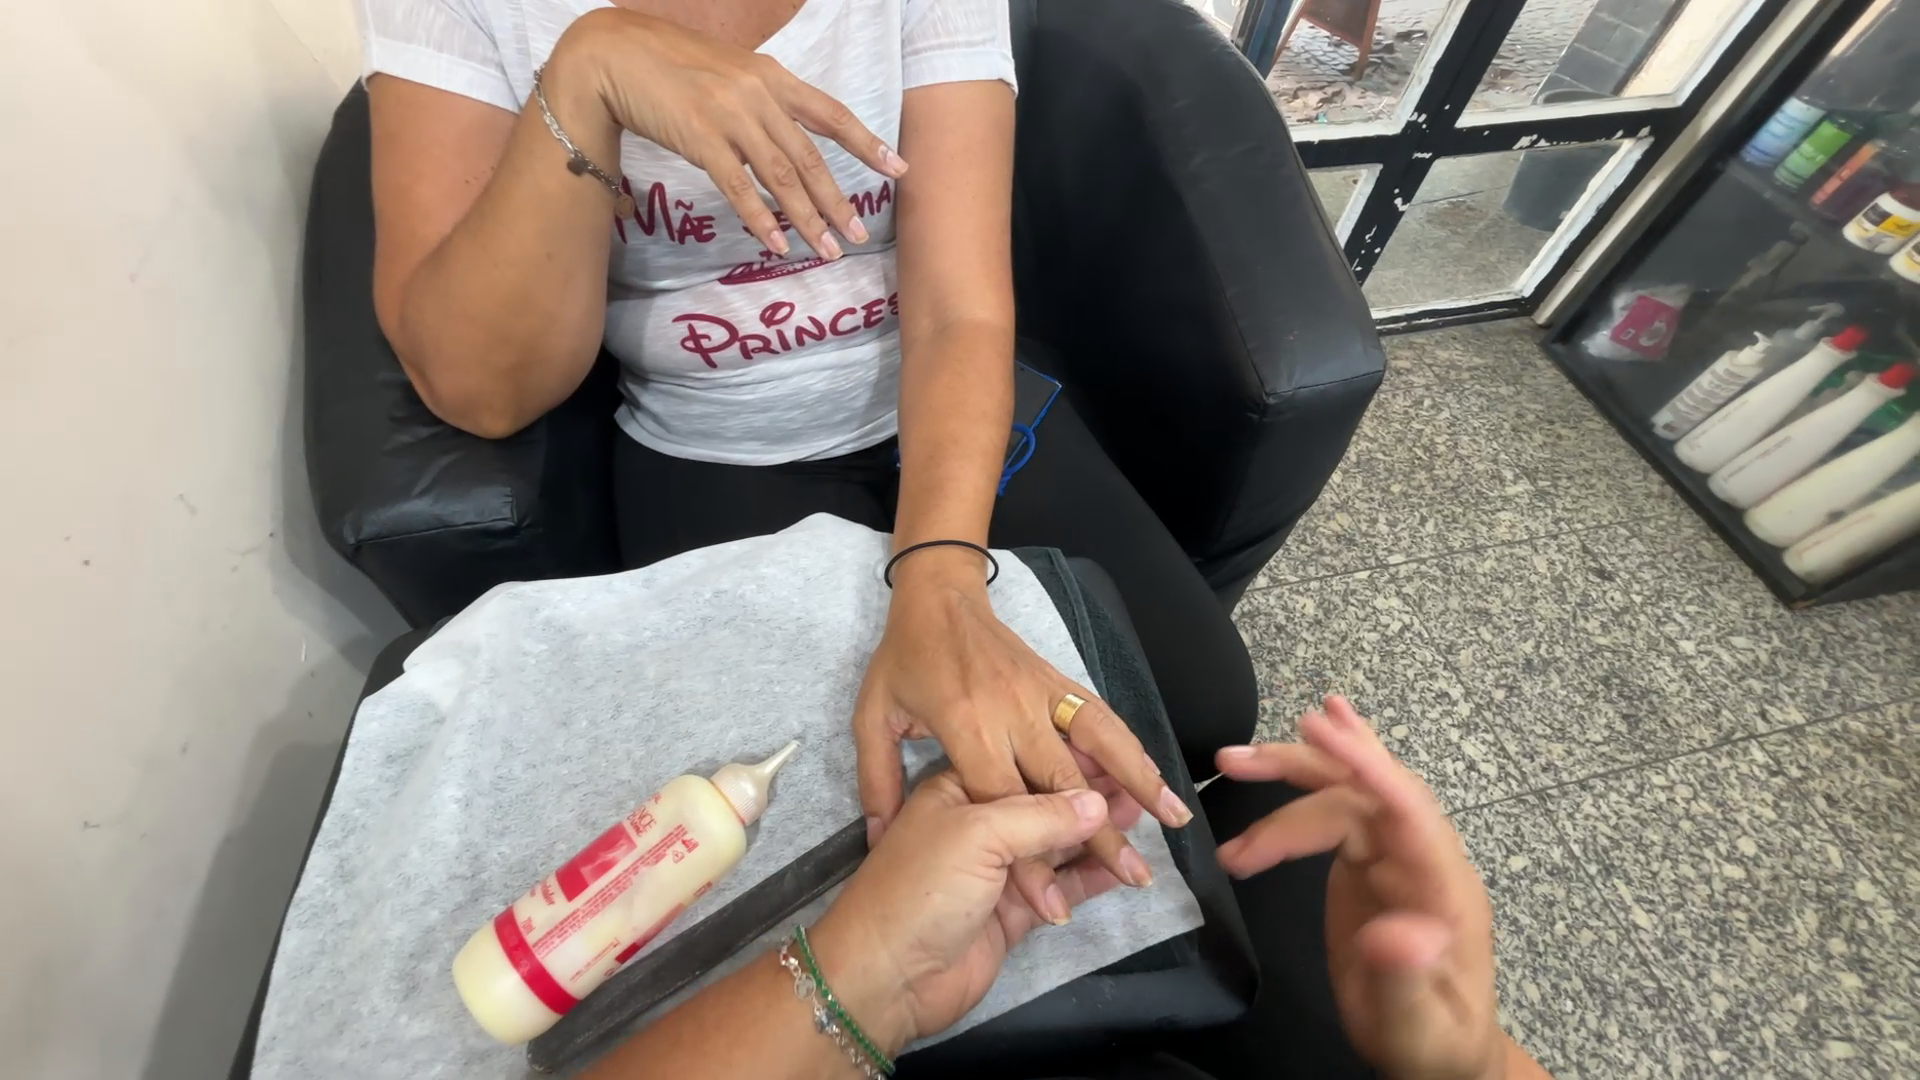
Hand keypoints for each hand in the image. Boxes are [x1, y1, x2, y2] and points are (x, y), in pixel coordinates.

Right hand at [554, 8, 906, 258]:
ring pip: (781, 177)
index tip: (898, 169)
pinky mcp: (701, 137)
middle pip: (810, 158)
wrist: (616, 55)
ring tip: (827, 251)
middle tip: (860, 236)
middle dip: (838, 201)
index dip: (867, 143)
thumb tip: (794, 150)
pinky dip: (760, 218)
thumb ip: (767, 108)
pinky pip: (739, 187)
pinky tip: (778, 244)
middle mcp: (759, 95)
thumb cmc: (676, 68)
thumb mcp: (733, 77)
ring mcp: (730, 115)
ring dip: (808, 219)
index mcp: (773, 78)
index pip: (832, 114)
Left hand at [807, 772, 1122, 1049]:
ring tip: (1141, 817)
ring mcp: (998, 864)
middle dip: (1094, 791)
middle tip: (1141, 786)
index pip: (1028, 762)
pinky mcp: (1012, 907)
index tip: (1117, 756)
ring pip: (1059, 839)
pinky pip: (1058, 884)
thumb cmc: (920, 886)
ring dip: (1099, 831)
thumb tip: (1097, 804)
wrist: (883, 974)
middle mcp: (983, 818)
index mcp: (963, 785)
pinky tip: (1123, 870)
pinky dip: (1090, 876)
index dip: (1073, 761)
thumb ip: (1039, 817)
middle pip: (1049, 798)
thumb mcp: (977, 835)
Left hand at [852, 552, 1190, 922]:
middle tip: (1139, 876)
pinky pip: (1097, 711)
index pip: (1004, 802)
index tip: (1053, 906)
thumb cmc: (902, 659)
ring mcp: (1038, 689)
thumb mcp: (872, 717)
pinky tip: (1151, 769)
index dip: (1029, 857)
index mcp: (964, 725)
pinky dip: (1129, 741)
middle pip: (1060, 780)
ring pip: (1097, 739)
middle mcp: (1009, 710)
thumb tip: (879, 837)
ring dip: (1138, 777)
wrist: (936, 595)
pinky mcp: (1054, 676)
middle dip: (1099, 833)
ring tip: (1174, 818)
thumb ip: (878, 778)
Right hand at [1213, 697, 1502, 1079]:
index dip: (1362, 761)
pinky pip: (1344, 799)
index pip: (1404, 806)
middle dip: (1297, 767)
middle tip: (1232, 763)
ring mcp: (1394, 850)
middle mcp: (1419, 854)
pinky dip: (1332, 758)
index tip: (1316, 728)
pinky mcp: (1369, 853)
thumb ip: (1406, 977)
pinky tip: (1327, 722)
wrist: (1438, 1051)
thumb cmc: (1428, 1041)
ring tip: (1232, 761)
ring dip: (1289, 768)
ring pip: (1343, 788)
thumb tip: (1398, 932)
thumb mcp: (1414, 1023)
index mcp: (1440, 886)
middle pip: (1360, 788)